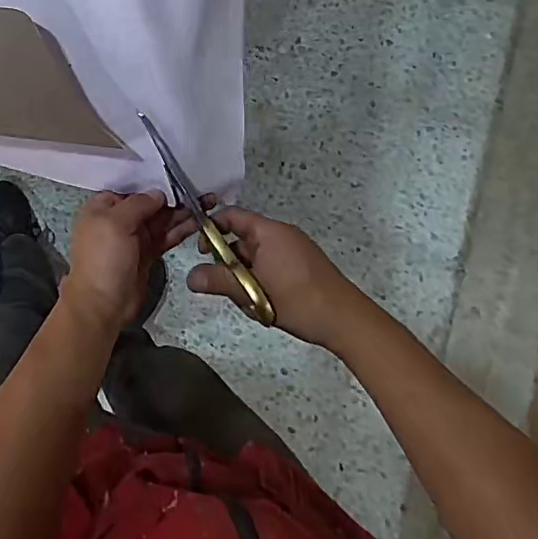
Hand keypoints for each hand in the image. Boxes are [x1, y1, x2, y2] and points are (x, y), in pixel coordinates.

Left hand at [63, 190, 196, 334]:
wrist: (103, 303)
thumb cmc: (104, 257)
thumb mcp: (115, 222)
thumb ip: (138, 204)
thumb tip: (158, 193)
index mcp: (102, 208)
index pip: (131, 189)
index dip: (153, 183)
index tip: (178, 176)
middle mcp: (118, 220)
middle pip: (149, 204)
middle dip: (173, 198)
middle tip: (200, 191)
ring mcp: (133, 238)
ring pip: (160, 220)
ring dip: (181, 213)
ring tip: (206, 204)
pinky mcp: (147, 254)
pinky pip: (165, 237)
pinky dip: (180, 230)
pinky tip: (198, 223)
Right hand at [187, 204, 372, 348]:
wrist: (348, 322)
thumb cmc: (298, 300)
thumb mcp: (252, 292)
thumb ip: (218, 281)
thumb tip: (189, 277)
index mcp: (269, 232)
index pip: (231, 216)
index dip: (211, 228)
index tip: (201, 251)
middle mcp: (282, 234)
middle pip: (242, 238)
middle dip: (229, 262)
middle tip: (225, 286)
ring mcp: (295, 250)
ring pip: (256, 256)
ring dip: (245, 276)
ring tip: (249, 302)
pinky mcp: (303, 266)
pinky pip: (271, 265)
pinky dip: (261, 280)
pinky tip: (264, 305)